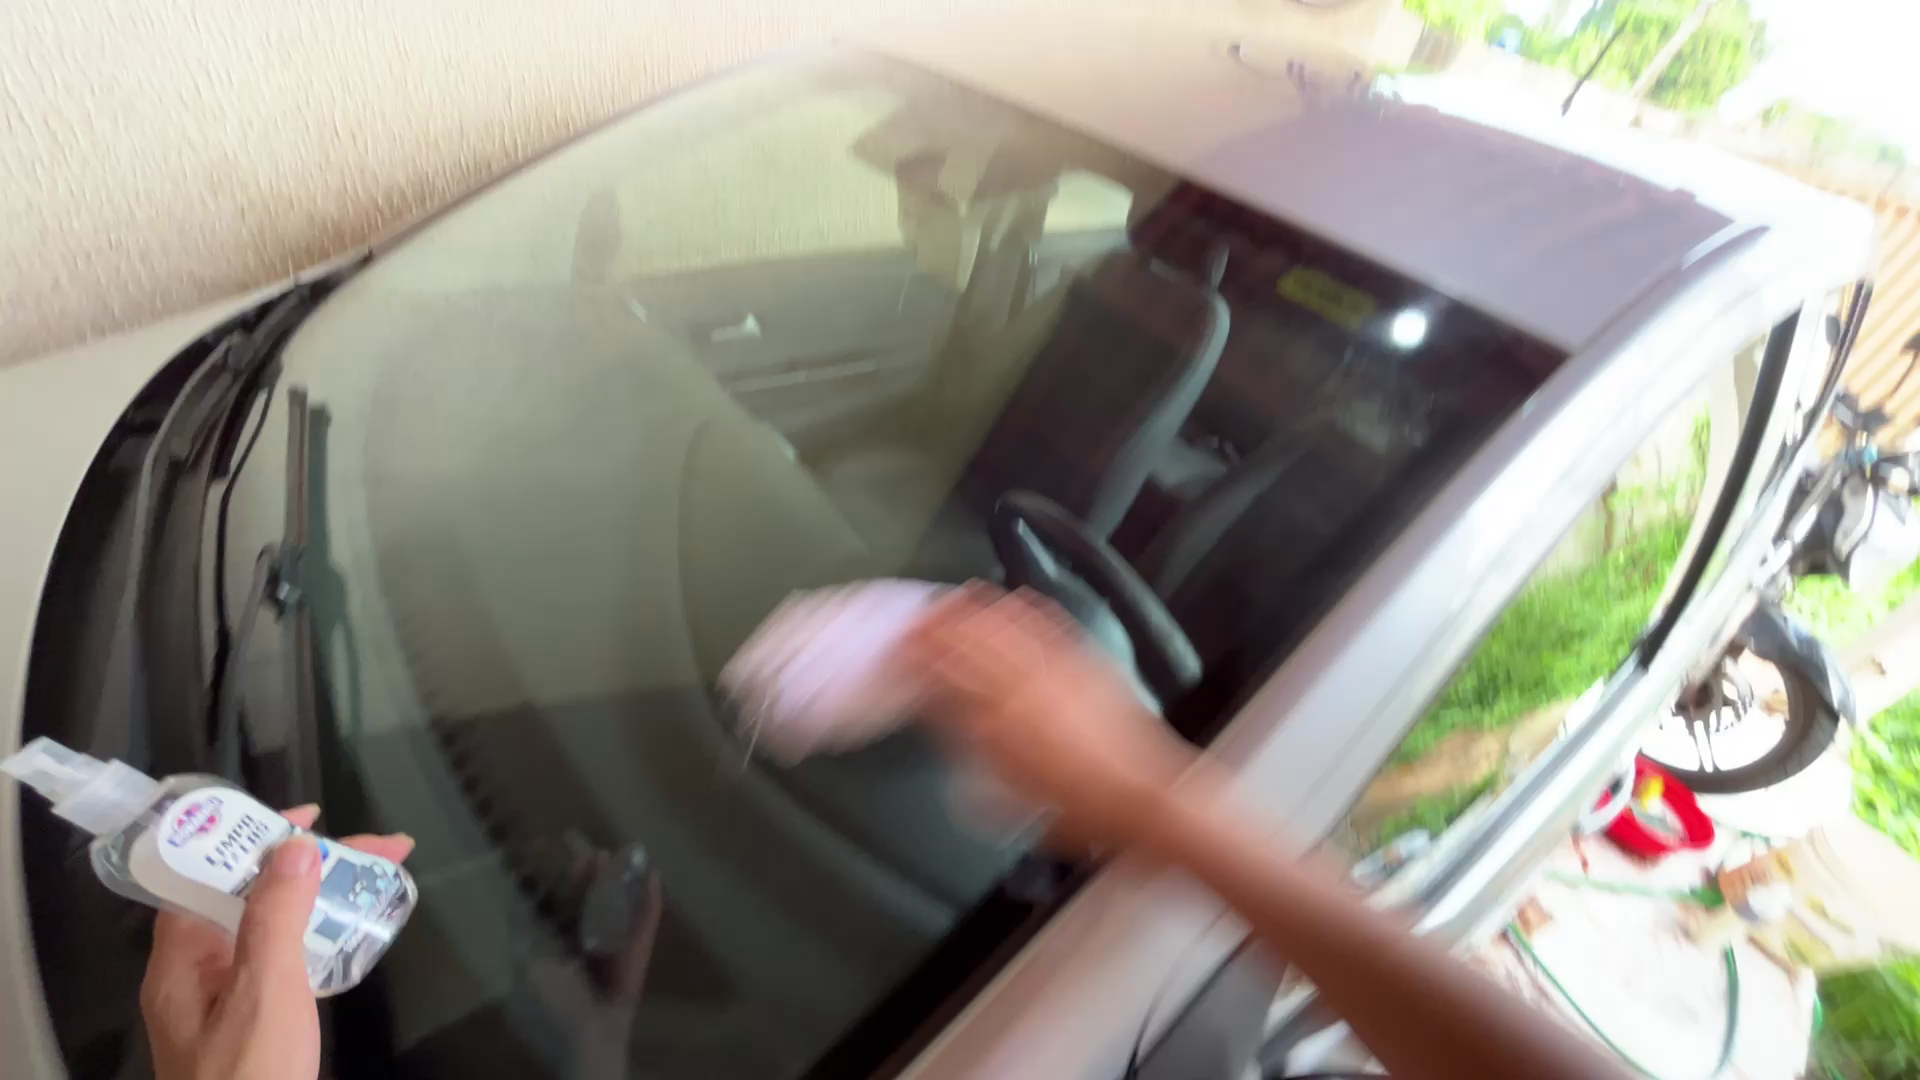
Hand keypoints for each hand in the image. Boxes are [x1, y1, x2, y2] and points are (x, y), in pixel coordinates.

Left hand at [141, 805, 413, 1079]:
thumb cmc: (251, 1070)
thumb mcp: (266, 991)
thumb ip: (276, 919)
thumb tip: (292, 845)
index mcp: (184, 962)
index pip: (204, 879)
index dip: (249, 840)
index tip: (308, 816)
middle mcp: (201, 970)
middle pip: (253, 893)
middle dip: (315, 860)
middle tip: (382, 844)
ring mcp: (230, 990)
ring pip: (278, 916)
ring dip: (328, 885)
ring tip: (385, 868)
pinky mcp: (259, 1006)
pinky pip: (290, 943)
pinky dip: (326, 918)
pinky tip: (357, 916)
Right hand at [905, 583, 1204, 847]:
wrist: (1142, 795)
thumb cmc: (1082, 807)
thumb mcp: (1010, 796)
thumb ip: (976, 755)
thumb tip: (954, 728)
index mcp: (999, 725)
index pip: (945, 681)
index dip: (918, 664)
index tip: (900, 655)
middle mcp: (1023, 690)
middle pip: (966, 646)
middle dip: (933, 630)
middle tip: (913, 622)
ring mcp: (1055, 670)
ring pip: (1002, 627)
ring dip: (970, 612)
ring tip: (950, 600)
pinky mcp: (1084, 662)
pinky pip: (1048, 624)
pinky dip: (1023, 608)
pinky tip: (1010, 598)